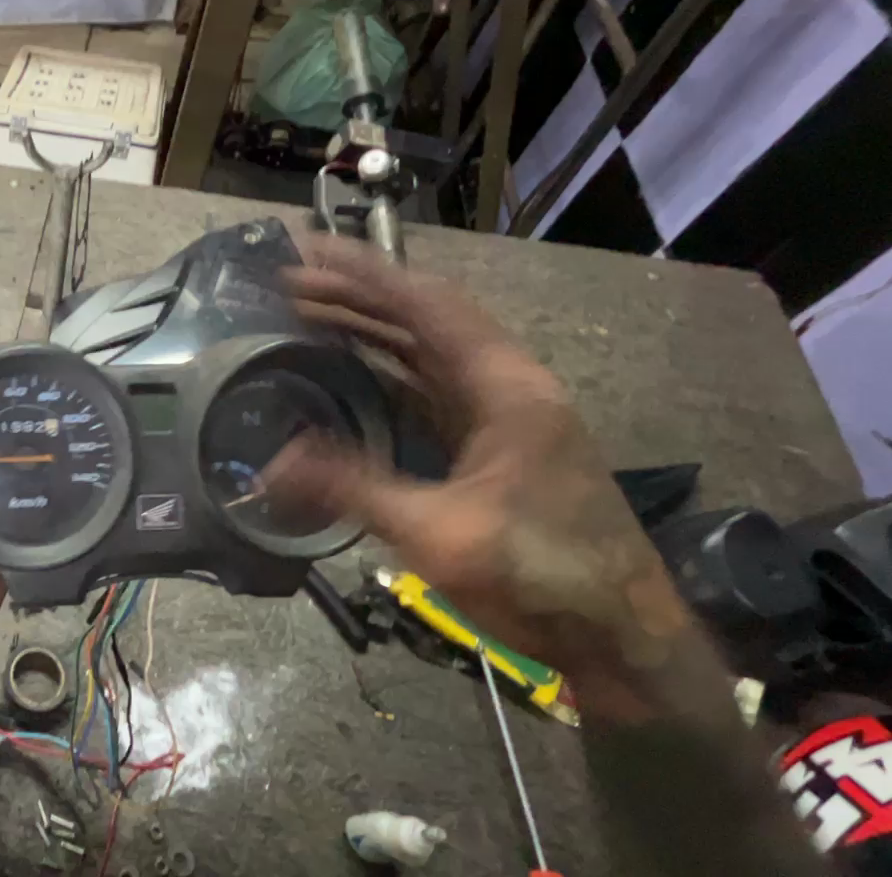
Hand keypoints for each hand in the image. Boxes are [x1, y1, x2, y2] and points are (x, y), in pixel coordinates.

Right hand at [263, 240, 688, 685]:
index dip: (364, 273)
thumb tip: (269, 463)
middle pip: (425, 318)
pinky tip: (346, 371)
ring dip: (368, 327)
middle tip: (288, 285)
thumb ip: (352, 488)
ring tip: (305, 316)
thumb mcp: (438, 532)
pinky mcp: (491, 441)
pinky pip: (428, 384)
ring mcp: (501, 413)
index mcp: (506, 387)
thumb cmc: (541, 575)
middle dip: (355, 295)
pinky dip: (382, 366)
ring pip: (426, 349)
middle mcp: (505, 385)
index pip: (428, 306)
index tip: (306, 253)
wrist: (621, 638)